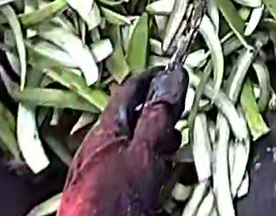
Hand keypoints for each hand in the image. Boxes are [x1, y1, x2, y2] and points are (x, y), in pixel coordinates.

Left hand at [59, 68, 184, 215]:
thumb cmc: (116, 203)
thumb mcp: (145, 152)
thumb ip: (158, 114)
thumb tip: (173, 75)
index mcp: (103, 130)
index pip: (129, 88)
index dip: (153, 77)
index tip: (175, 72)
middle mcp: (95, 148)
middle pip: (131, 115)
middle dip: (158, 112)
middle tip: (180, 114)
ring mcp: (96, 172)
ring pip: (131, 142)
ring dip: (155, 139)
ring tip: (172, 148)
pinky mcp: (101, 194)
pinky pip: (128, 165)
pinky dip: (147, 162)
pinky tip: (157, 175)